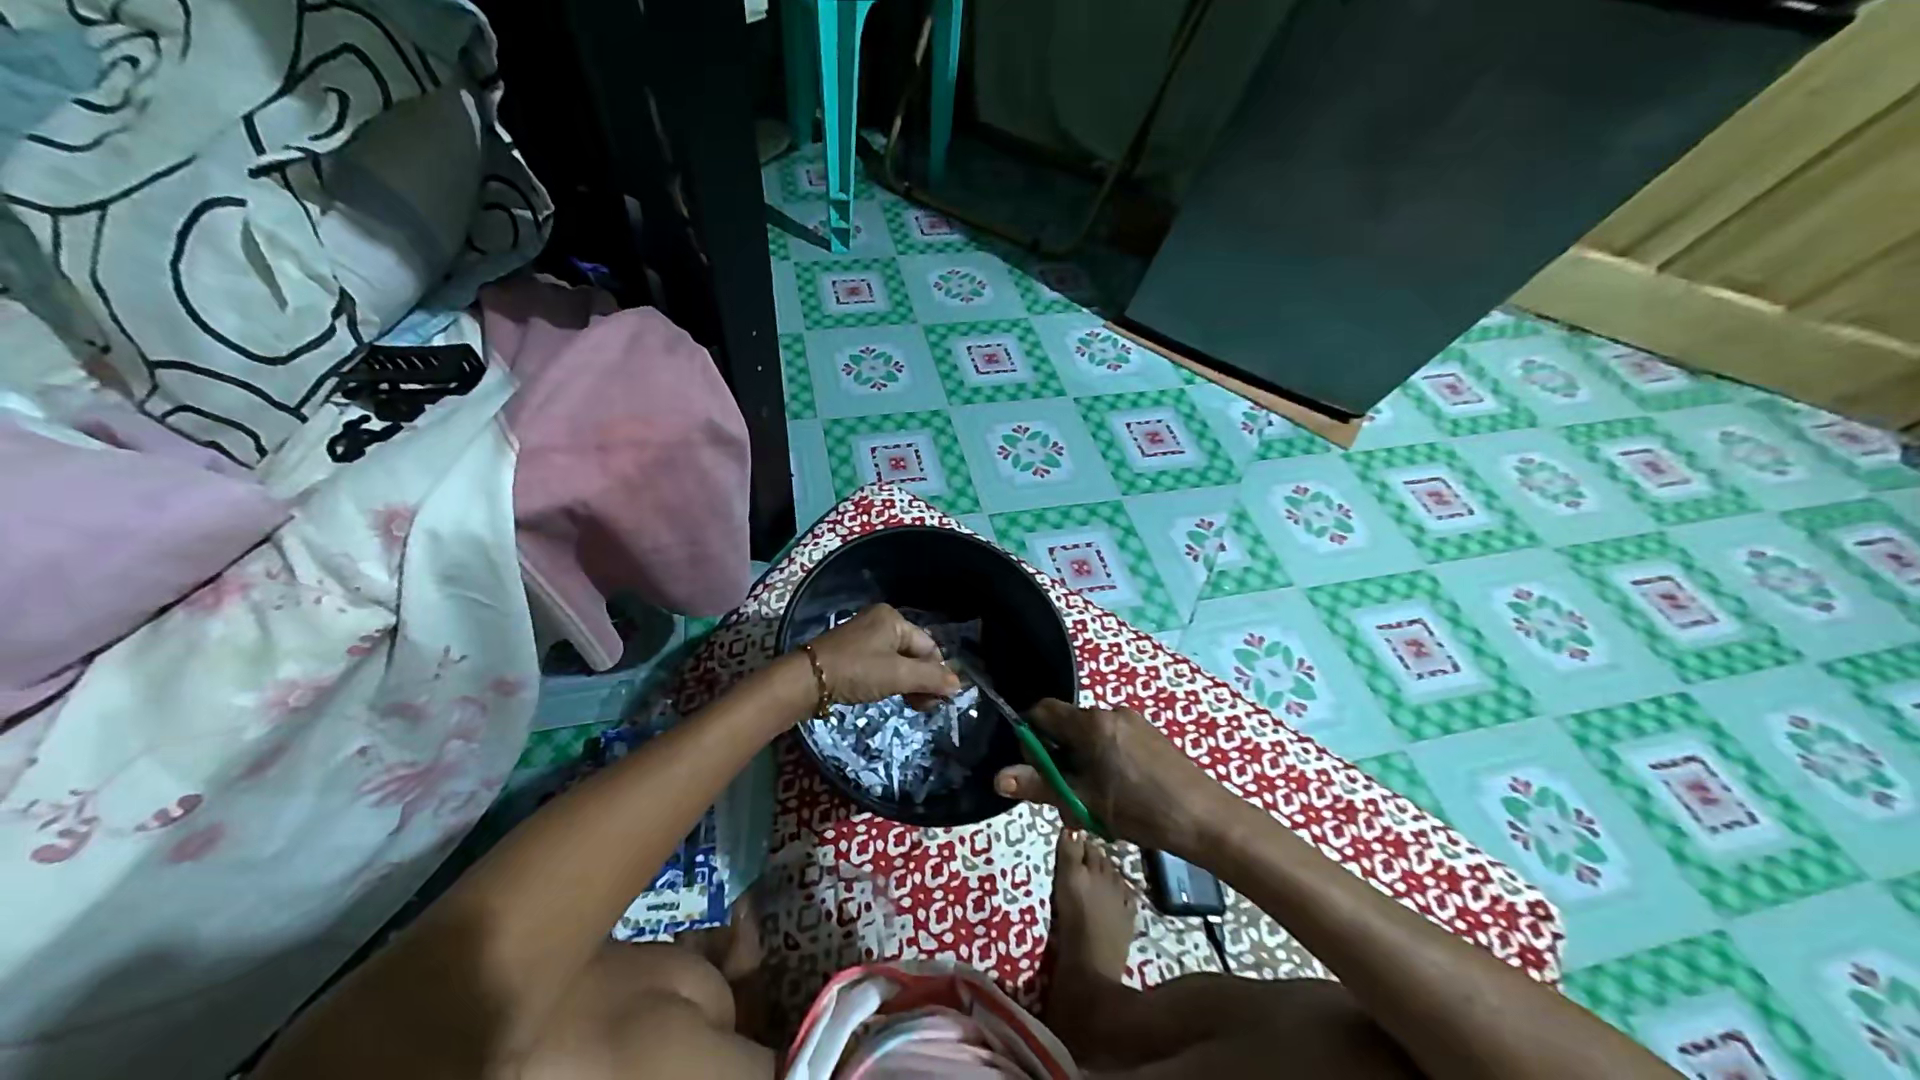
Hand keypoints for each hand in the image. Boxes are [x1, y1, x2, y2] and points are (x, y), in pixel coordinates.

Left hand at [801, 604, 961, 707]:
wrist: (806, 680)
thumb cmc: (856, 671)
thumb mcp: (898, 675)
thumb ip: (930, 678)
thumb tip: (959, 685)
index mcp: (894, 619)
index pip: (929, 646)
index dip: (937, 673)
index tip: (937, 700)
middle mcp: (881, 621)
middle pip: (915, 653)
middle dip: (922, 679)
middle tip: (923, 706)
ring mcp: (865, 636)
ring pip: (899, 660)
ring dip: (908, 683)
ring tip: (910, 705)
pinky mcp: (853, 651)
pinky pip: (882, 664)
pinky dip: (891, 680)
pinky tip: (890, 695)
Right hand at [994, 700, 1237, 855]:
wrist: (1206, 819)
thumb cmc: (1140, 809)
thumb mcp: (1083, 802)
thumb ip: (1040, 786)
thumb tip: (998, 778)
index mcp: (1091, 723)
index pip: (1042, 711)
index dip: (1030, 736)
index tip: (1036, 769)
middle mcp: (1110, 712)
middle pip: (1066, 726)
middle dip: (1059, 757)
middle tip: (1067, 795)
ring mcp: (1134, 721)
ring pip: (1090, 737)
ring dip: (1082, 763)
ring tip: (1095, 802)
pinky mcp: (1151, 735)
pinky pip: (1113, 740)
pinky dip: (1104, 761)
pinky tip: (1119, 794)